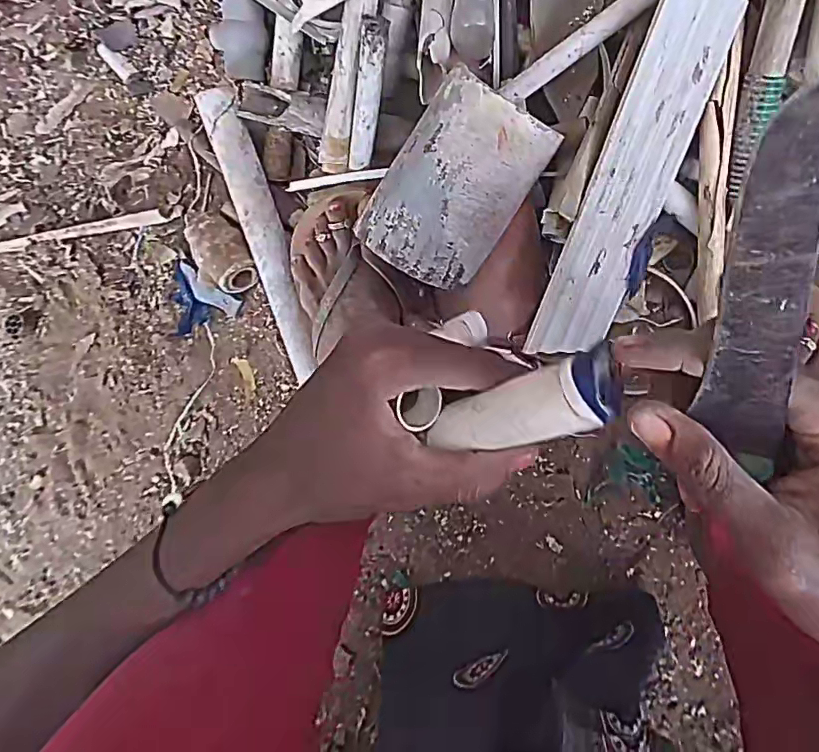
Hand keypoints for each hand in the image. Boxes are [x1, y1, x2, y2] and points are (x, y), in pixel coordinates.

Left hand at [244, 325, 540, 520]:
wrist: (272, 477)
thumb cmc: (333, 482)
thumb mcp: (409, 485)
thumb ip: (475, 471)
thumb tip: (527, 454)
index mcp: (389, 359)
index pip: (472, 364)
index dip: (514, 383)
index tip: (545, 403)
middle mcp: (382, 333)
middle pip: (460, 352)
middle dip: (492, 385)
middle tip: (516, 419)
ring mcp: (372, 334)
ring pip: (445, 351)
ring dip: (468, 382)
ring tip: (483, 420)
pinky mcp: (368, 343)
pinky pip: (424, 354)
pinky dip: (444, 378)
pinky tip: (447, 409)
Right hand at [622, 336, 818, 666]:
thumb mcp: (769, 538)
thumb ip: (707, 473)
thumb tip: (643, 415)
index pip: (750, 361)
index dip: (684, 353)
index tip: (629, 356)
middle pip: (738, 362)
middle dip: (677, 372)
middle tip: (626, 387)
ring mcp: (810, 420)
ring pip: (731, 384)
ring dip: (684, 399)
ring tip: (647, 423)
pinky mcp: (793, 438)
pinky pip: (737, 411)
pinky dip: (699, 422)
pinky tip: (677, 445)